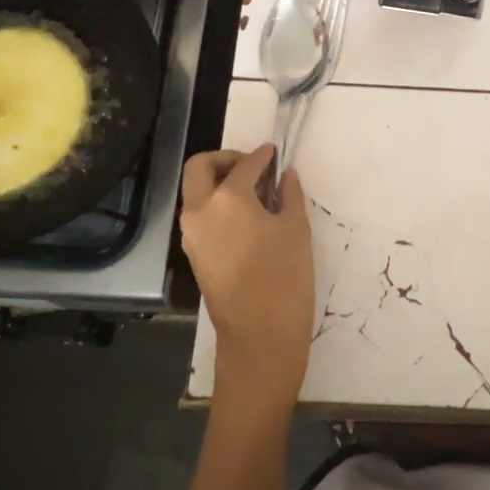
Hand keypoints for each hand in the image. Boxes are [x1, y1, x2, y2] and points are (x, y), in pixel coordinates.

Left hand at [180, 145, 314, 407]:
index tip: (273, 152)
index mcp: (227, 198)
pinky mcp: (194, 255)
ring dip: (218, 183)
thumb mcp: (297, 229)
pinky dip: (217, 206)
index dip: (261, 155)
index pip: (245, 165)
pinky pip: (200, 217)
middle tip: (252, 166)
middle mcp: (200, 211)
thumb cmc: (284, 278)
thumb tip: (284, 175)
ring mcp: (192, 235)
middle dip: (224, 159)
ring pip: (196, 193)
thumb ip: (289, 195)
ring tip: (254, 194)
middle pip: (200, 168)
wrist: (259, 336)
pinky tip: (246, 218)